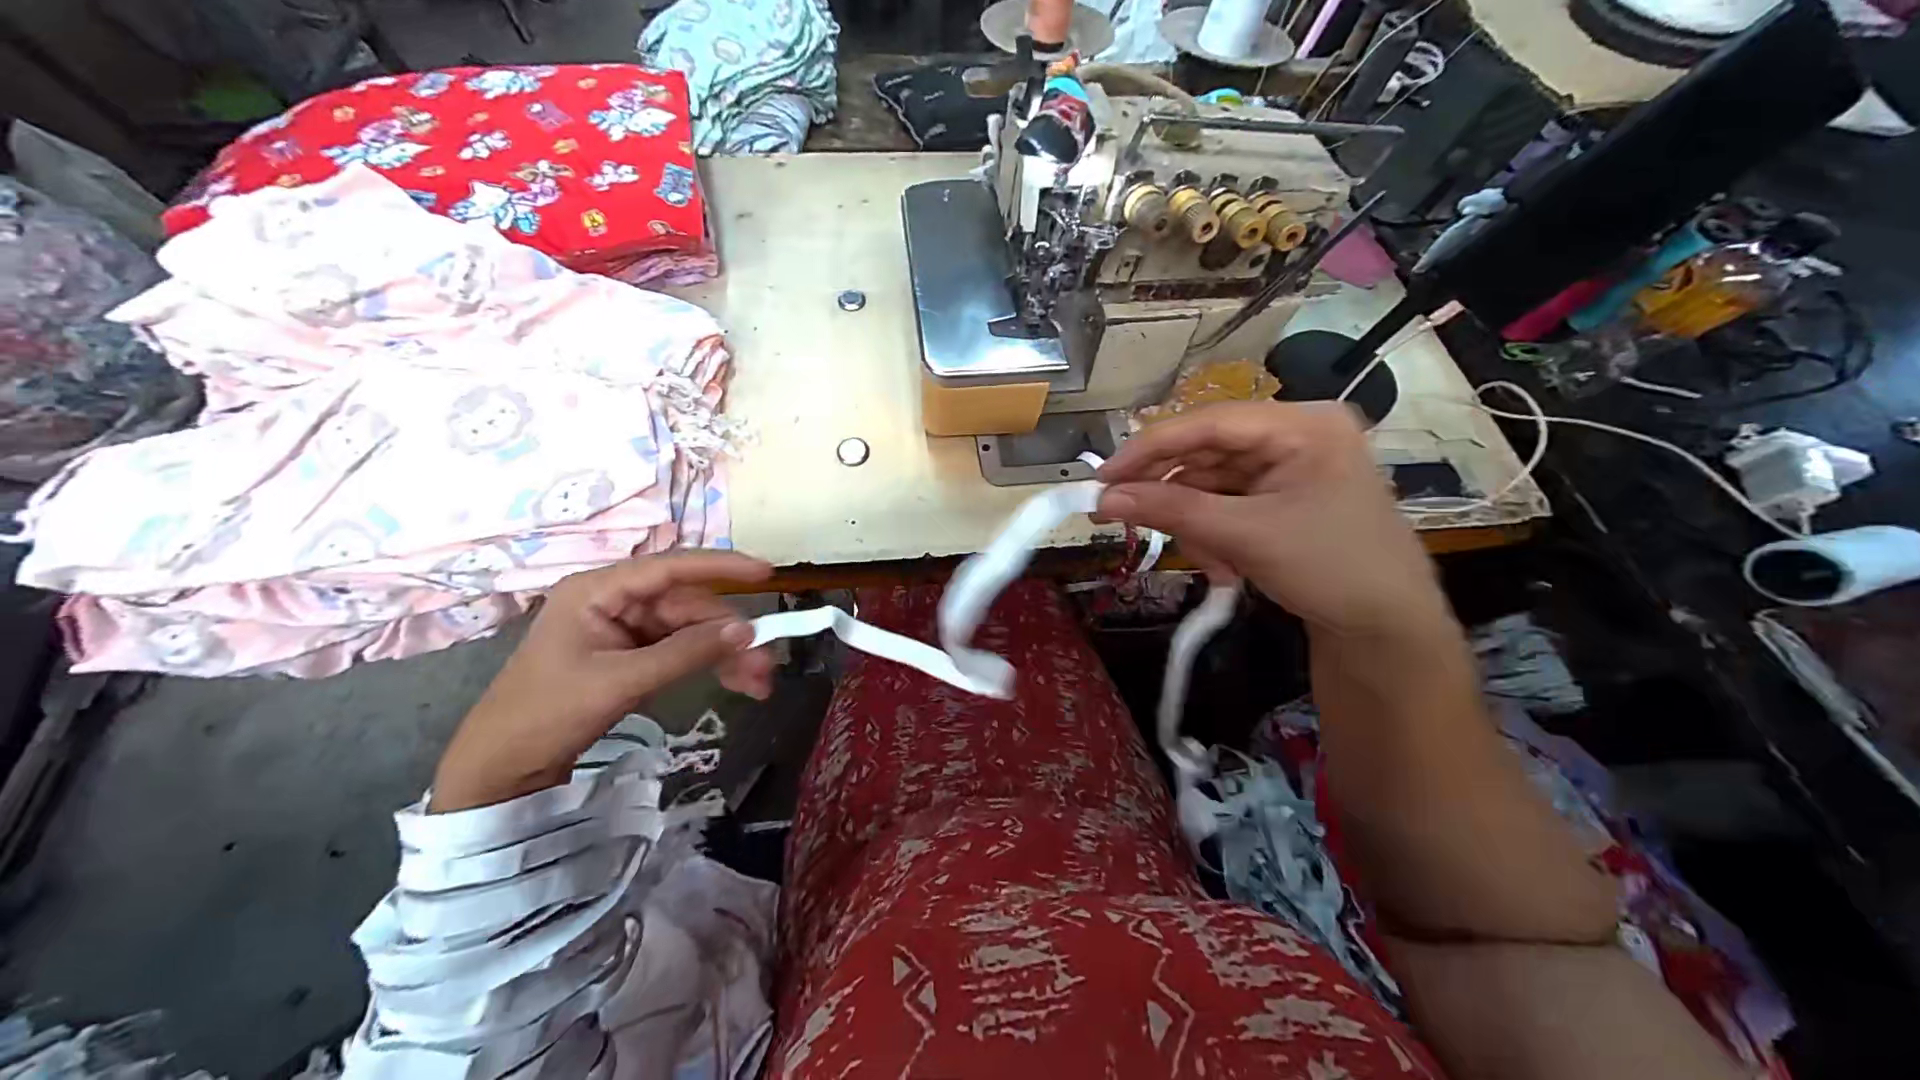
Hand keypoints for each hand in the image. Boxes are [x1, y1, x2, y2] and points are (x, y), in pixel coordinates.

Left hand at [430, 551, 774, 811]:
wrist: (501, 768)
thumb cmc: (547, 713)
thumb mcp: (620, 681)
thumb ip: (685, 652)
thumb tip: (747, 631)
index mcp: (598, 591)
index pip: (670, 568)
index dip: (722, 567)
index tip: (765, 573)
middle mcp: (615, 601)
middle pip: (688, 605)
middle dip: (730, 634)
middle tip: (767, 666)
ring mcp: (624, 629)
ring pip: (691, 630)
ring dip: (727, 654)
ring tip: (759, 684)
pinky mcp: (632, 655)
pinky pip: (682, 651)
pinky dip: (709, 665)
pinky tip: (737, 682)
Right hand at [1096, 401, 1449, 637]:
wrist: (1387, 630)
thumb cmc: (1331, 569)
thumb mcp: (1246, 535)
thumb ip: (1172, 510)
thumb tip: (1105, 498)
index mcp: (1302, 424)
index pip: (1208, 422)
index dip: (1149, 448)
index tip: (1103, 477)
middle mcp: (1295, 435)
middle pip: (1207, 453)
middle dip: (1174, 496)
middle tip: (1121, 517)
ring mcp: (1289, 466)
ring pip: (1211, 483)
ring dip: (1196, 524)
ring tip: (1209, 563)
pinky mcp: (1282, 496)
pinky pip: (1227, 504)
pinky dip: (1213, 534)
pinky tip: (1223, 566)